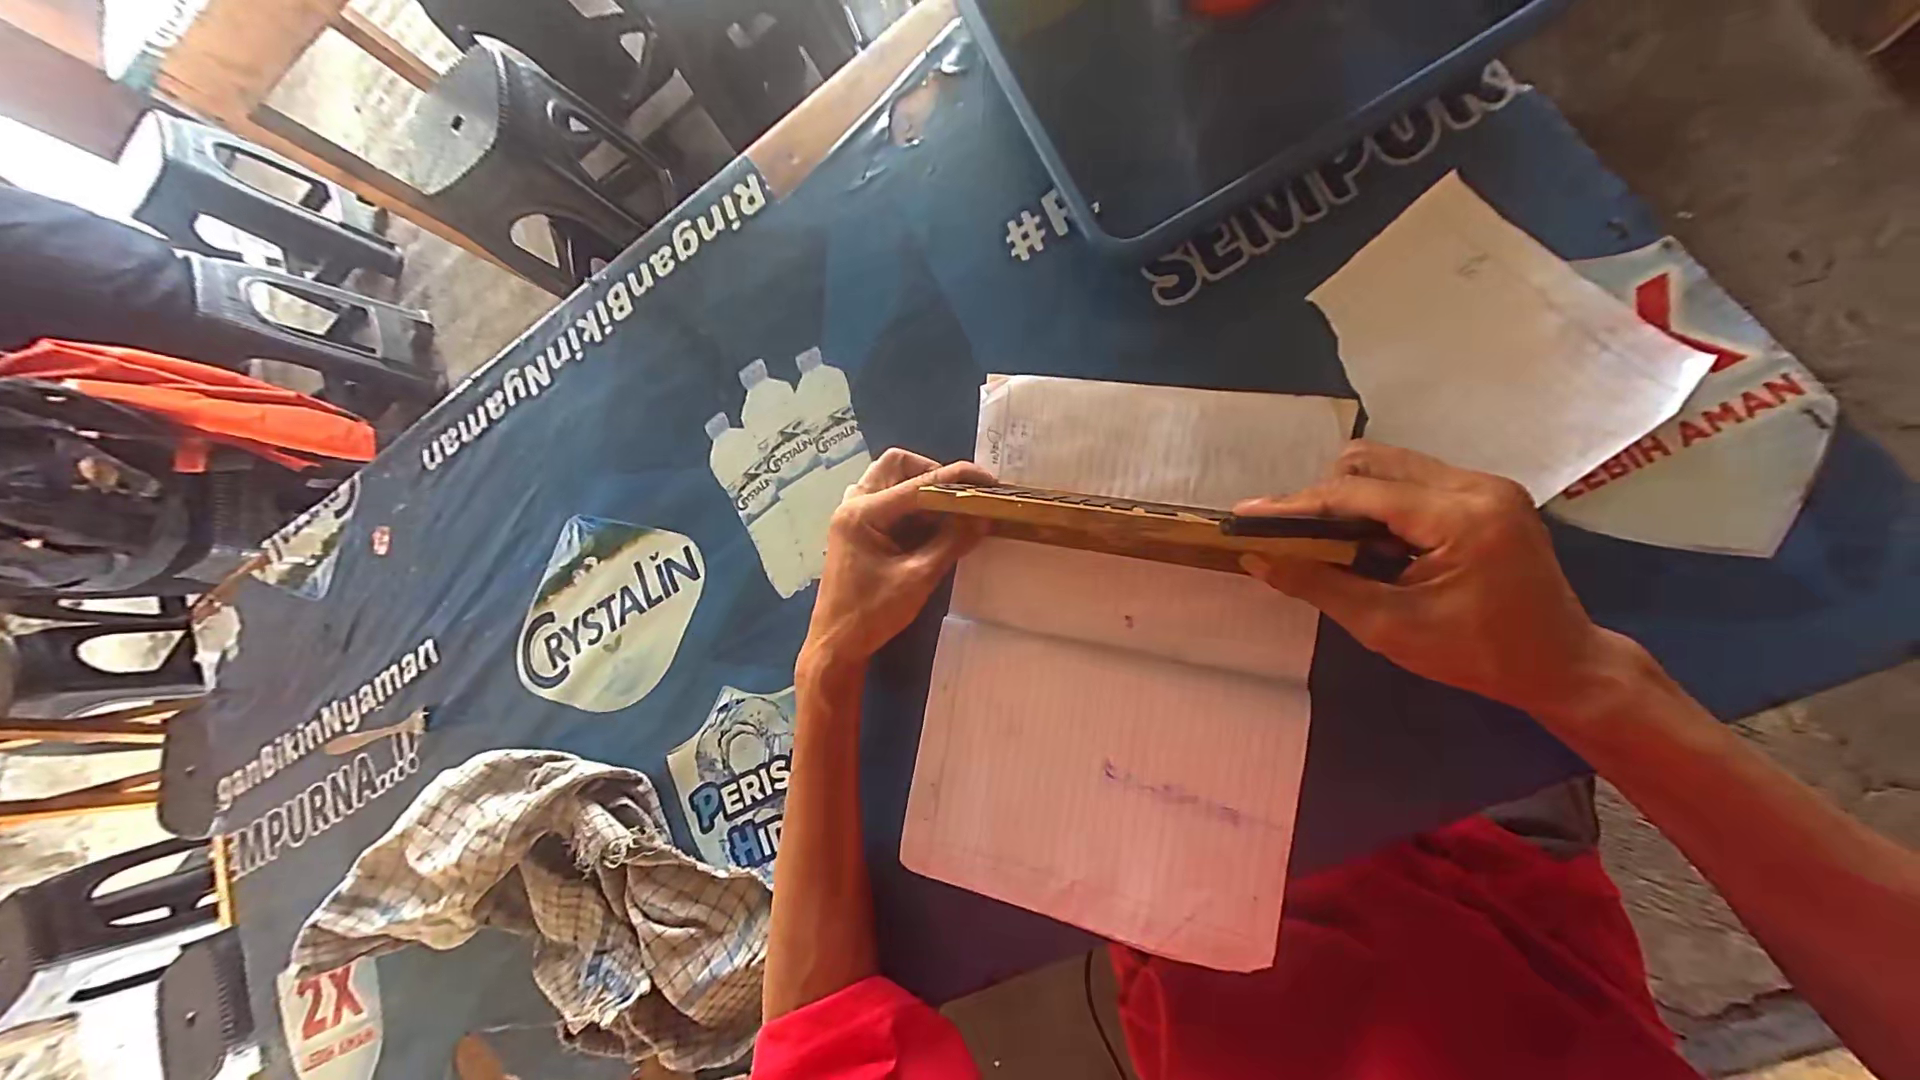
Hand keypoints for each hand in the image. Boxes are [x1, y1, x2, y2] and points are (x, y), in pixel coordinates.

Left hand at [801, 449, 993, 673]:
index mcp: (863, 513)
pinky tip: (930, 528)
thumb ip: (951, 543)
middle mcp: (854, 505)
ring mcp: (853, 516)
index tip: (989, 483)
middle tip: (960, 498)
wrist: (836, 644)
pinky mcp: (858, 530)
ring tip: (950, 513)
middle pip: (896, 465)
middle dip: (933, 474)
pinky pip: (888, 502)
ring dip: (922, 490)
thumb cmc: (872, 614)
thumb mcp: (918, 578)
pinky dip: (912, 507)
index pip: (918, 483)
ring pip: (891, 480)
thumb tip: (984, 517)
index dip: (957, 478)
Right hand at [1236, 441, 1633, 720]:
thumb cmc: (1476, 655)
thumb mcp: (1386, 626)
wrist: (1562, 665)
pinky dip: (1373, 500)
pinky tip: (1364, 536)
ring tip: (1325, 536)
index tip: (1246, 514)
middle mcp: (1475, 486)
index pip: (1355, 493)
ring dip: (1345, 494)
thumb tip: (1256, 559)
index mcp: (1460, 518)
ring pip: (1387, 464)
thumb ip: (1317, 585)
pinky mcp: (1484, 494)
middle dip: (1319, 495)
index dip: (1294, 504)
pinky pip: (1409, 478)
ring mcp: (1484, 485)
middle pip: (1369, 462)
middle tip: (1291, 532)